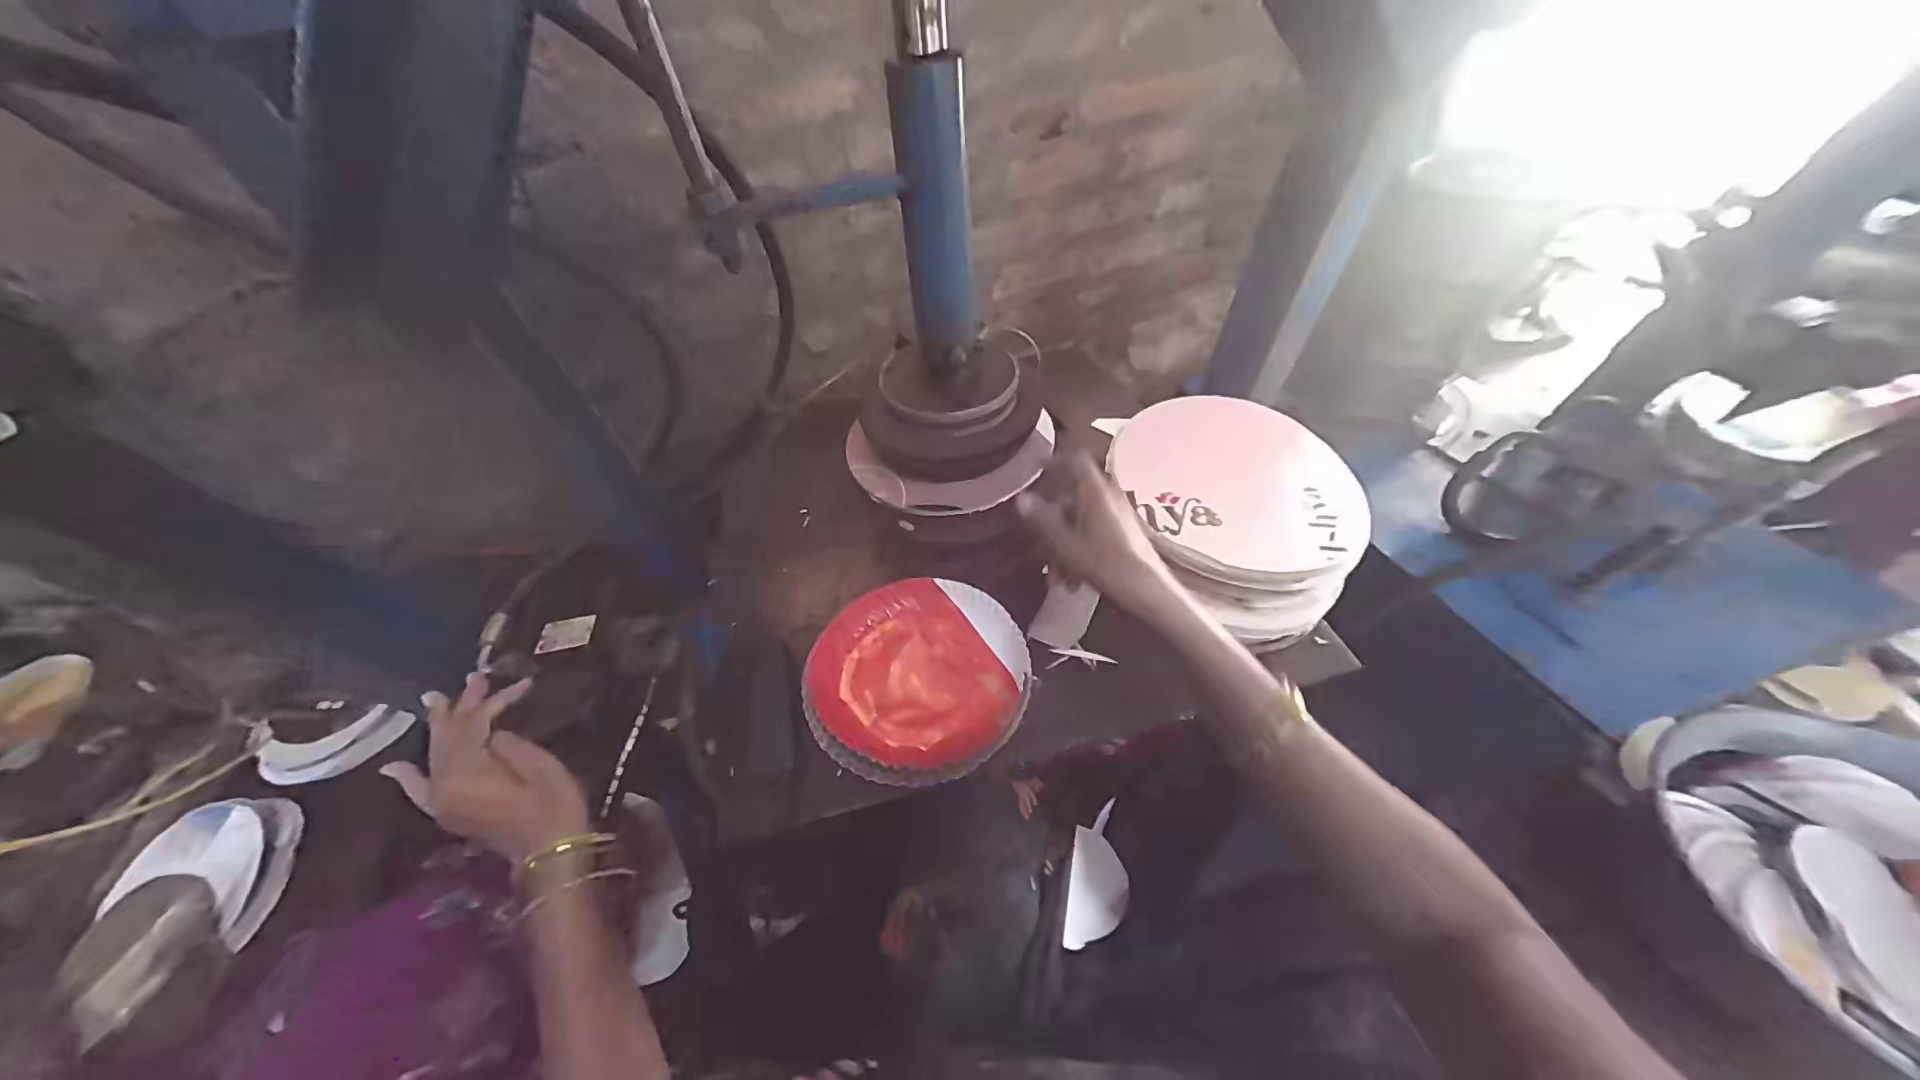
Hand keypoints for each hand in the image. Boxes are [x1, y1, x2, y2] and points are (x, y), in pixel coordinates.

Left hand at [381, 673, 589, 864]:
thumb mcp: (541, 768)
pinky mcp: (450, 811)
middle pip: (448, 739)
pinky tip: (395, 768)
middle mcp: (442, 788)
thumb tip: (495, 735)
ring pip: (435, 756)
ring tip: (437, 701)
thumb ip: (510, 747)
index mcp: (465, 775)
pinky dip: (409, 777)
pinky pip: (422, 790)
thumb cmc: (554, 806)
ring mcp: (442, 803)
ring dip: (440, 728)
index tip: (515, 684)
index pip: (473, 727)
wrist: (551, 852)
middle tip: (472, 679)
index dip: (492, 703)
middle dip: (461, 708)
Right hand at [1015, 451, 1186, 619]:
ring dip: (1064, 546)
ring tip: (1058, 577)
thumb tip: (1021, 499)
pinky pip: (1094, 532)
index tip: (1035, 469)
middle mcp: (1109, 496)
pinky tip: (1074, 580)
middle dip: (1052, 525)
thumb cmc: (1105, 564)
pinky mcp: (1124, 532)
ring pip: (1080, 521)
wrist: (1147, 590)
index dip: (1053, 461)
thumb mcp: (1065, 544)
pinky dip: (1080, 550)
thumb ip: (1042, 520)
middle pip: (1071, 499)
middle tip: (1038, 547)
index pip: (1074, 460)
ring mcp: (1118, 514)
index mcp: (1095, 491)